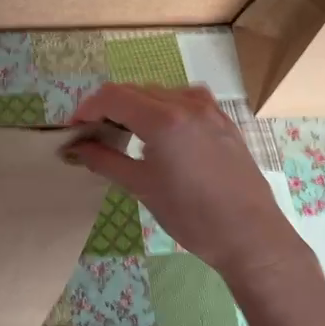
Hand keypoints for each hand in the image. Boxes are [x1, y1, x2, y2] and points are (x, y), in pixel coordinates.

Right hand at [66, 84, 310, 289]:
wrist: (250, 235)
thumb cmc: (191, 216)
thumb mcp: (141, 187)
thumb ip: (104, 160)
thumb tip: (75, 148)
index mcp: (163, 120)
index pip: (112, 97)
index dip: (87, 109)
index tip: (75, 131)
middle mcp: (186, 104)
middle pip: (133, 91)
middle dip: (108, 108)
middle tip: (93, 136)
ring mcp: (209, 109)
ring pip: (158, 93)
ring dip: (134, 107)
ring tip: (124, 135)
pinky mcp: (222, 120)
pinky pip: (184, 100)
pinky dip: (162, 109)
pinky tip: (160, 133)